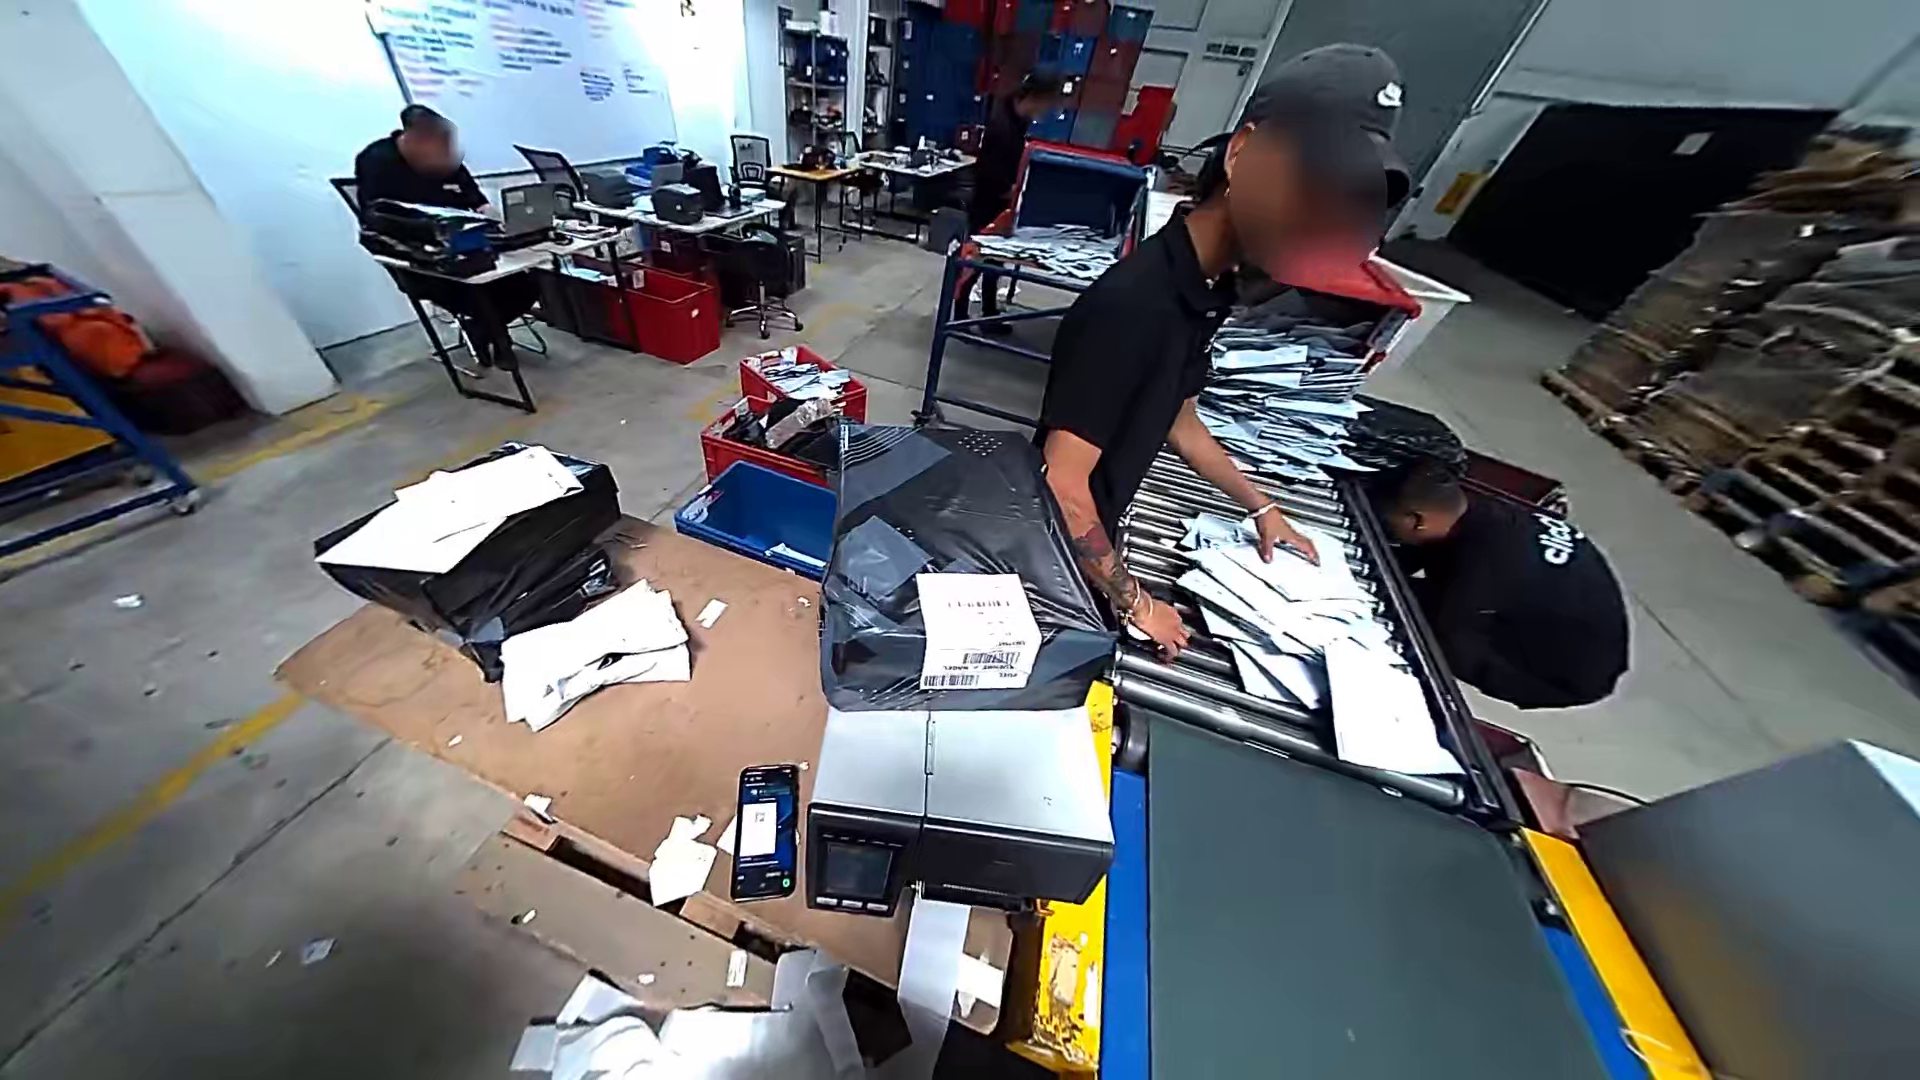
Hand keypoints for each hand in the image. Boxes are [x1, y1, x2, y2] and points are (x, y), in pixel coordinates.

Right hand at [1132, 594, 1190, 660]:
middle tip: (1176, 641)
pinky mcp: (1166, 640)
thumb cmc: (1145, 604)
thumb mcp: (1154, 605)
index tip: (1169, 628)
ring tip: (1174, 650)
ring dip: (1178, 646)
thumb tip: (1151, 610)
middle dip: (1181, 637)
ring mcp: (1173, 632)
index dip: (1174, 626)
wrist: (1143, 608)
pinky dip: (1170, 653)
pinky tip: (1168, 656)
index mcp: (1173, 612)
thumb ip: (1157, 609)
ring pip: (1183, 642)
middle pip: (1185, 633)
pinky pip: (1172, 650)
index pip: (1179, 621)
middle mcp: (1176, 622)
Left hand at [1256, 509, 1318, 564]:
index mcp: (1291, 536)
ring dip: (1306, 545)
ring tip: (1307, 551)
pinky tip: (1289, 542)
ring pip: (1301, 538)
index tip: (1317, 561)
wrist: (1263, 508)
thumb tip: (1269, 560)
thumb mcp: (1267, 538)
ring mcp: (1288, 529)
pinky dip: (1295, 541)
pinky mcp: (1282, 526)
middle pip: (1307, 542)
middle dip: (1312, 550)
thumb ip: (1268, 550)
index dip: (1313, 554)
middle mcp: (1292, 532)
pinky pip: (1293, 535)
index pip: (1306, 546)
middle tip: (1316, 557)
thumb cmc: (1268, 520)